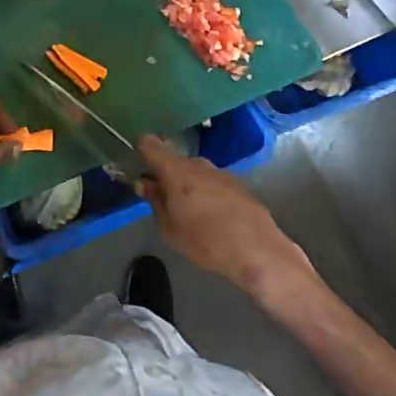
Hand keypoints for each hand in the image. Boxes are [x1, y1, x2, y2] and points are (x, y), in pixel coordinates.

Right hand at [136, 134, 313, 296]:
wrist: (258, 251)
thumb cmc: (206, 241)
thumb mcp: (170, 228)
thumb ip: (155, 201)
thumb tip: (145, 183)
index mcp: (176, 171)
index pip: (150, 144)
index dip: (140, 150)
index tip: (137, 165)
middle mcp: (198, 164)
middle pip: (174, 160)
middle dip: (165, 175)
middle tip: (162, 200)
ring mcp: (221, 172)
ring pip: (194, 171)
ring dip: (187, 184)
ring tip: (190, 212)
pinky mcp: (238, 183)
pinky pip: (212, 181)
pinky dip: (206, 192)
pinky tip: (213, 216)